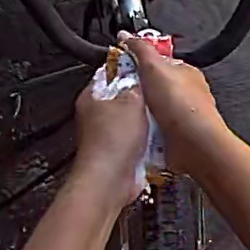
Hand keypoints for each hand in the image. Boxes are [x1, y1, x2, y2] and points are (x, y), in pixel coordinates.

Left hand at [71, 78, 147, 205]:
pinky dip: (148, 144)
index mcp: (91, 97)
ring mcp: (107, 138)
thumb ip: (136, 85)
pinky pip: (138, 143)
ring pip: (133, 123)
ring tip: (158, 121)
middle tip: (157, 98)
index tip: (147, 70)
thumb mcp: (131, 100)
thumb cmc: (112, 140)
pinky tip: (156, 143)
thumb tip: (139, 76)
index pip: (109, 74)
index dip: (129, 70)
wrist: (112, 179)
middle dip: (142, 101)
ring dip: (147, 124)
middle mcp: (96, 117)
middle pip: (123, 100)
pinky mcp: (118, 156)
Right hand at [123, 36, 231, 174]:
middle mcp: (184, 95)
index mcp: (185, 73)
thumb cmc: (183, 106)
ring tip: (131, 114)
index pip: (158, 61)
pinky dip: (144, 132)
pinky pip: (152, 131)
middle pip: (152, 88)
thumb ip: (140, 49)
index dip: (138, 62)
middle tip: (123, 93)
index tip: (122, 66)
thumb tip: (127, 35)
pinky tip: (140, 131)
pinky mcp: (173, 138)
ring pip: (150, 112)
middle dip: (136, 92)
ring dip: (139, 114)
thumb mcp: (154, 67)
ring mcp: (179, 118)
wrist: (194, 144)